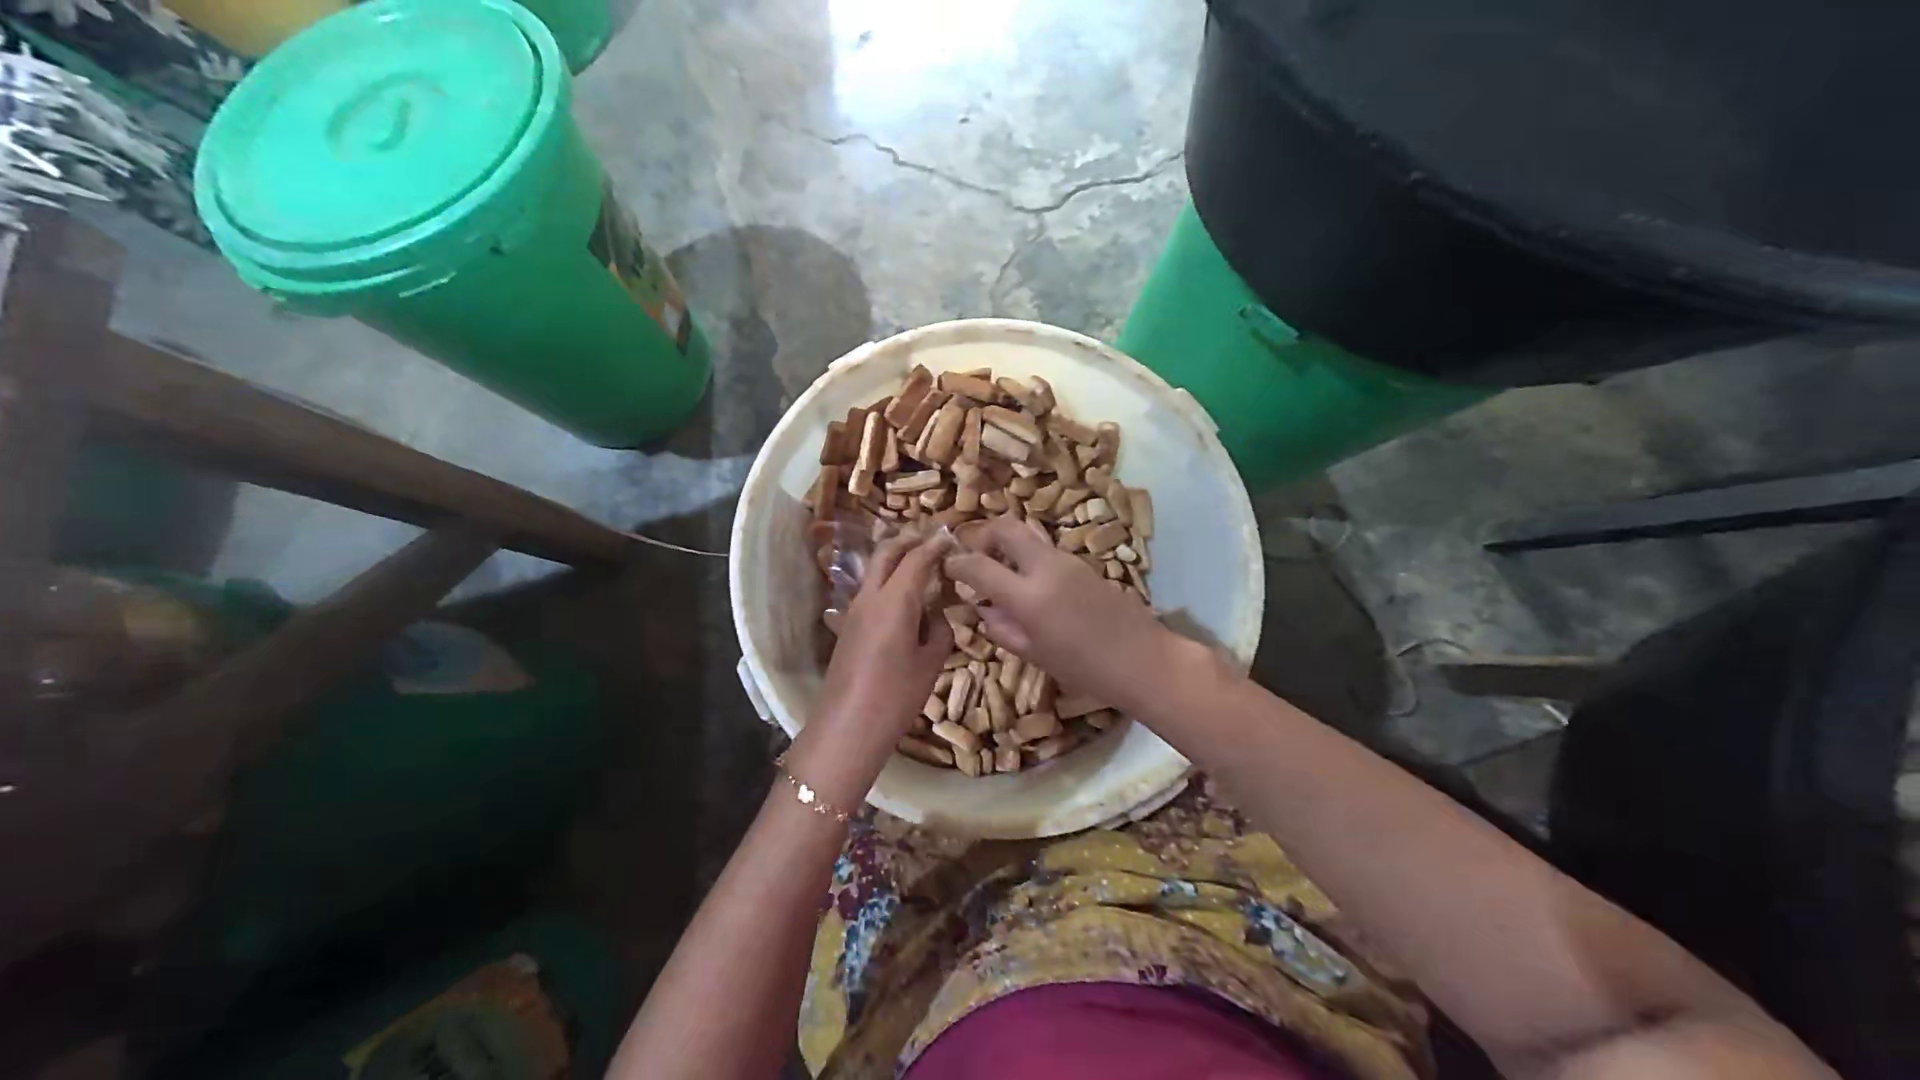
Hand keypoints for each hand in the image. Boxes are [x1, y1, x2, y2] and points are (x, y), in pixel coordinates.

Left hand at [793, 531, 954, 793]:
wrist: (846, 728)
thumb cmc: (895, 696)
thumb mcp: (930, 664)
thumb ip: (939, 631)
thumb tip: (937, 615)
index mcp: (894, 600)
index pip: (916, 558)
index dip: (934, 545)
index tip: (951, 537)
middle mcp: (870, 597)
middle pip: (886, 553)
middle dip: (908, 541)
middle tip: (931, 540)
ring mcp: (853, 611)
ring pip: (874, 571)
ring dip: (895, 560)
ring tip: (921, 566)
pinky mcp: (847, 627)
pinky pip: (869, 592)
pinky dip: (888, 583)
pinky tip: (904, 601)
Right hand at [944, 516, 1171, 708]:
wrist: (1143, 660)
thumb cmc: (1085, 669)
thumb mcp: (1034, 654)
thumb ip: (1002, 627)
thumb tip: (982, 607)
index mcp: (1029, 596)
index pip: (978, 566)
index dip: (956, 564)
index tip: (946, 567)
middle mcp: (1046, 567)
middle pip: (1004, 527)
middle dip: (980, 535)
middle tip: (972, 557)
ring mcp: (1067, 560)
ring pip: (1026, 535)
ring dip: (1005, 544)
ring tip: (997, 571)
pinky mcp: (1082, 563)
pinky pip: (1044, 549)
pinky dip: (1026, 556)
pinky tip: (1026, 583)